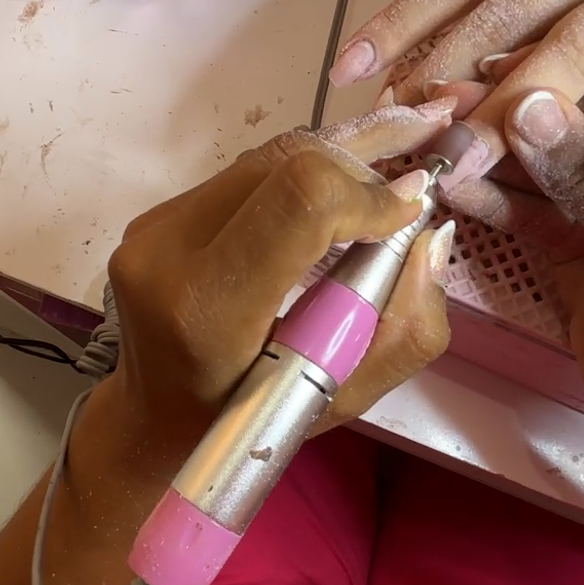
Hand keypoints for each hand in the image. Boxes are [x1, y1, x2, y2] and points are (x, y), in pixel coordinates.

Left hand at [76, 98, 459, 477]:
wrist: (151, 418)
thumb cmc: (245, 424)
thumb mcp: (340, 401)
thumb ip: (404, 330)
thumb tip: (431, 237)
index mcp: (208, 309)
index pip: (299, 202)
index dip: (368, 195)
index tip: (408, 215)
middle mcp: (167, 252)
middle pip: (287, 164)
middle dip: (359, 174)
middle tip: (405, 190)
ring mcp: (154, 226)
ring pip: (267, 160)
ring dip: (332, 171)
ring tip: (378, 188)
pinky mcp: (156, 215)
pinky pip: (245, 176)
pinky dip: (296, 183)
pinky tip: (330, 201)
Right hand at [440, 59, 583, 461]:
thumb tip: (524, 102)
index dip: (564, 67)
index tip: (494, 59)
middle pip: (577, 122)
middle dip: (515, 116)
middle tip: (449, 100)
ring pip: (545, 166)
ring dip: (493, 157)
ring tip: (439, 138)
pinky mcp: (573, 241)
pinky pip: (528, 210)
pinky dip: (492, 200)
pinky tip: (453, 185)